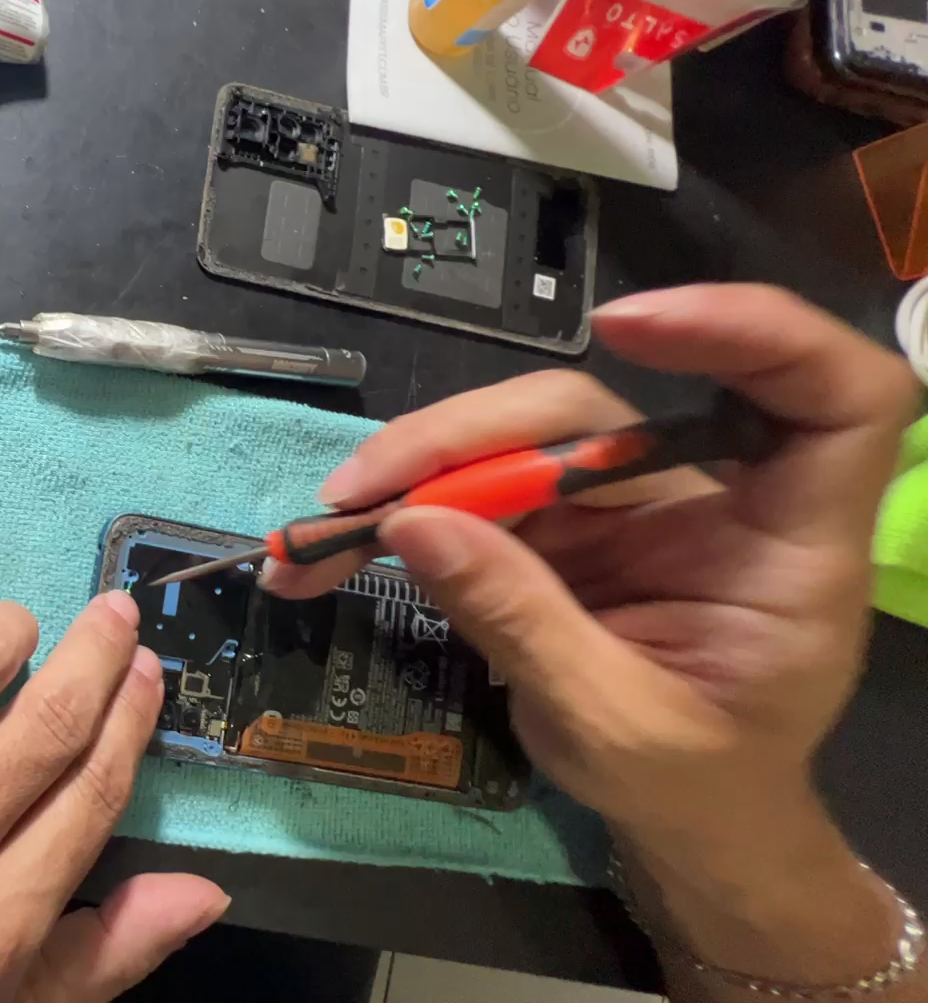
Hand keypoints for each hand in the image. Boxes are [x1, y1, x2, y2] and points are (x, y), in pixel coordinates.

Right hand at [264, 284, 918, 987]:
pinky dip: (374, 526)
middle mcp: (683, 500)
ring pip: (489, 447)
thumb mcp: (611, 719)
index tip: (625, 324)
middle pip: (573, 415)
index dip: (746, 335)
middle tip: (353, 496)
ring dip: (391, 483)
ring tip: (308, 540)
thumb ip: (519, 619)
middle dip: (453, 442)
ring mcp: (598, 508)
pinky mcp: (531, 527)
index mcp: (772, 542)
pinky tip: (314, 559)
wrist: (666, 807)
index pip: (823, 400)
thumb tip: (409, 523)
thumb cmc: (689, 777)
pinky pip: (443, 498)